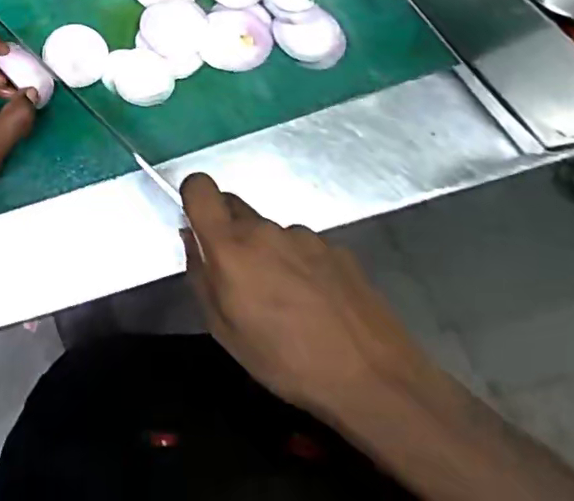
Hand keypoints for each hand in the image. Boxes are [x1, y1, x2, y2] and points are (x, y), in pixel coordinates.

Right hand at [179, 173, 437, 421]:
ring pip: (272, 233)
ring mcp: (308, 239)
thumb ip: (200, 275)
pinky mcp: (342, 253)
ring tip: (288, 300)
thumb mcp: (223, 329)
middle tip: (242, 276)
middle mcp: (266, 230)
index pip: (200, 187)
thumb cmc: (287, 361)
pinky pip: (306, 249)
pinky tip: (320, 306)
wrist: (381, 385)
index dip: (193, 195)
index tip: (198, 221)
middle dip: (230, 232)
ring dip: (269, 253)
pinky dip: (303, 267)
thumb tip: (193, 240)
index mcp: (230, 245)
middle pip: (235, 208)